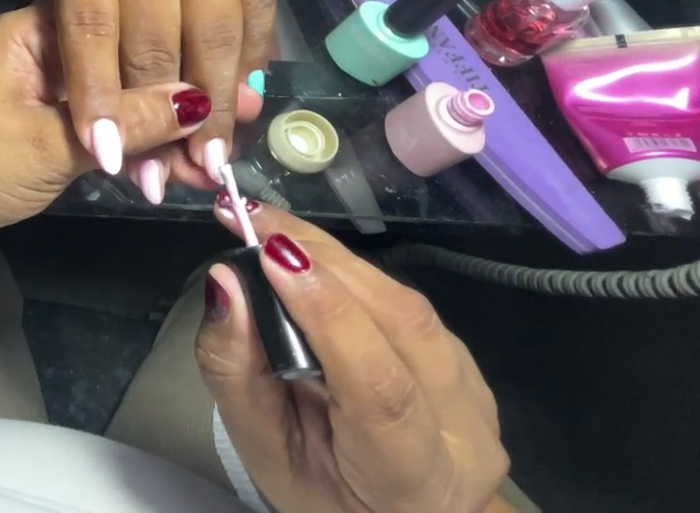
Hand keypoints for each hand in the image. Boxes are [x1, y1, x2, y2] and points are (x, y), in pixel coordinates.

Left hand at [0, 8, 260, 263]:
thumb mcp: (50, 144)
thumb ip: (125, 122)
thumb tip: (205, 101)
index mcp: (37, 28)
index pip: (121, 17)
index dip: (179, 47)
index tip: (236, 86)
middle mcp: (49, 45)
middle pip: (129, 59)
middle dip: (181, 97)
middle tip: (240, 129)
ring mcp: (52, 83)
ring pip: (122, 95)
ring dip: (164, 128)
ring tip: (216, 162)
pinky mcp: (53, 118)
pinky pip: (107, 122)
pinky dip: (136, 143)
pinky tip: (180, 169)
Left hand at [1, 0, 275, 190]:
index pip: (91, 30)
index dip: (95, 98)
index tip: (99, 155)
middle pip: (156, 47)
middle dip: (158, 121)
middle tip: (160, 179)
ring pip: (216, 37)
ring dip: (215, 105)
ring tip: (212, 158)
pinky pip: (257, 3)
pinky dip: (255, 52)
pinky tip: (249, 89)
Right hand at [197, 200, 509, 512]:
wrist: (387, 512)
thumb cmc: (315, 487)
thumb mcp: (257, 443)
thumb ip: (234, 367)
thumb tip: (224, 279)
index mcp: (411, 478)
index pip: (380, 387)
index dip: (326, 313)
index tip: (266, 253)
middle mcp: (464, 435)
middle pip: (401, 326)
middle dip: (321, 261)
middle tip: (248, 217)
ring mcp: (476, 395)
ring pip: (405, 302)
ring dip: (330, 254)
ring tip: (264, 223)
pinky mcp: (464, 362)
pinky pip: (403, 301)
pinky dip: (346, 267)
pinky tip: (301, 251)